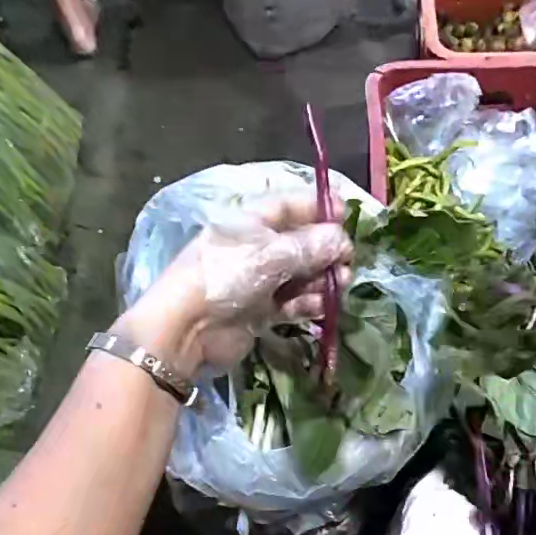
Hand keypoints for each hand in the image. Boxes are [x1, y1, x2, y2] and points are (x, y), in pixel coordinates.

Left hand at [113, 195, 352, 372]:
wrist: (187, 329)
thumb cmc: (226, 276)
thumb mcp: (271, 254)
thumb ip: (310, 247)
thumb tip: (342, 240)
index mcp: (251, 221)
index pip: (290, 206)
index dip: (319, 207)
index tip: (347, 215)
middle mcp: (256, 248)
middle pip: (301, 243)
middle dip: (327, 250)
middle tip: (348, 261)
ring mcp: (259, 281)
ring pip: (301, 275)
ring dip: (322, 279)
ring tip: (340, 284)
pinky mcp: (261, 311)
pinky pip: (292, 303)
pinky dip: (308, 303)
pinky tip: (322, 306)